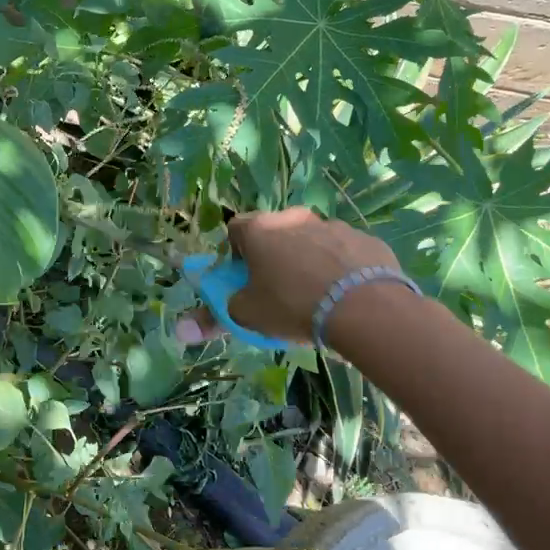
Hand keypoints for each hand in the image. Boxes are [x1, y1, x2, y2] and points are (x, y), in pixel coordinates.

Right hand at [176, 207, 402, 343]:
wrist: (368, 310)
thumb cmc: (294, 306)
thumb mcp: (247, 315)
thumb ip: (213, 319)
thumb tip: (181, 331)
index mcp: (259, 230)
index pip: (235, 230)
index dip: (236, 254)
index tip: (246, 279)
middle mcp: (294, 218)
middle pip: (275, 234)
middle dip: (275, 257)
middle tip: (280, 290)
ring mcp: (334, 226)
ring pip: (312, 242)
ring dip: (310, 261)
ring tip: (318, 297)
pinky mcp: (367, 240)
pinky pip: (346, 253)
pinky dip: (343, 269)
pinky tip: (348, 296)